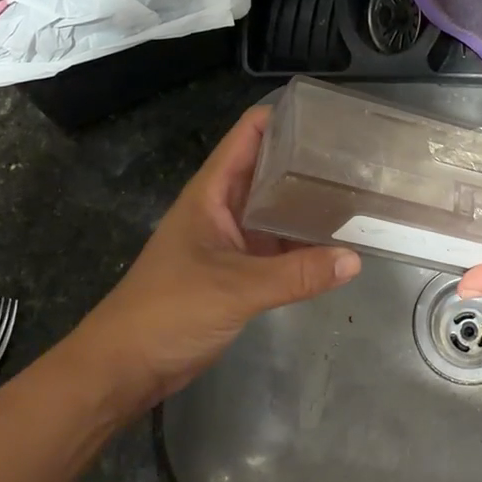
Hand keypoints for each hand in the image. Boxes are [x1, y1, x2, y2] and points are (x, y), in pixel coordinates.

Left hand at [81, 106, 359, 398]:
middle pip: (268, 168)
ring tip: (356, 191)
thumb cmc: (168, 310)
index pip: (250, 133)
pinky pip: (276, 245)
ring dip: (306, 201)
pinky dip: (302, 242)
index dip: (285, 115)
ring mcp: (229, 240)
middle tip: (358, 155)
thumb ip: (297, 274)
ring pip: (274, 208)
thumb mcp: (236, 288)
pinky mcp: (236, 272)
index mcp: (212, 191)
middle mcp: (223, 207)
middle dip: (307, 158)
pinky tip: (335, 243)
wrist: (123, 367)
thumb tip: (355, 259)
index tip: (330, 114)